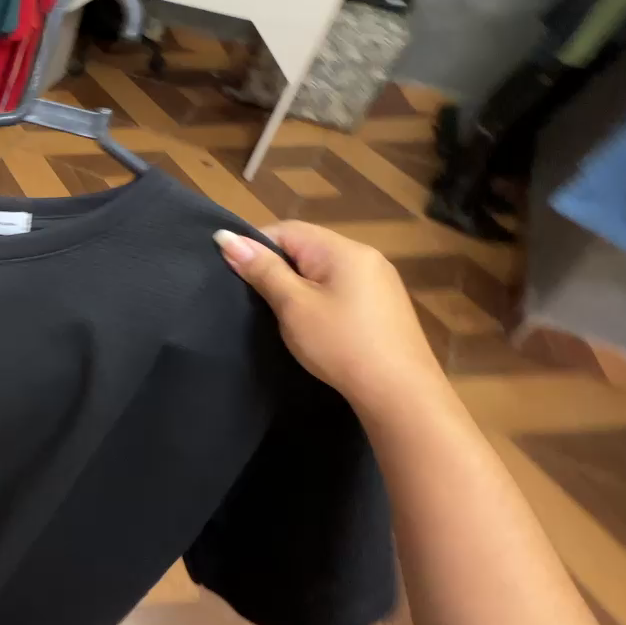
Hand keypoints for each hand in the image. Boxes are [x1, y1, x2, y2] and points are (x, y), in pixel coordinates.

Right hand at [214, 221, 446, 417]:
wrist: (400, 394)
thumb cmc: (341, 343)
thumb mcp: (293, 304)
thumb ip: (261, 268)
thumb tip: (225, 236)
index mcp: (344, 251)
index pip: (286, 230)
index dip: (255, 247)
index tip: (238, 276)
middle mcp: (365, 257)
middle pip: (304, 246)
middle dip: (275, 265)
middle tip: (257, 297)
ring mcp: (378, 280)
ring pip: (320, 268)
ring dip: (295, 282)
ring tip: (281, 310)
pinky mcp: (382, 303)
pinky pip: (338, 285)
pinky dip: (316, 294)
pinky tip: (312, 320)